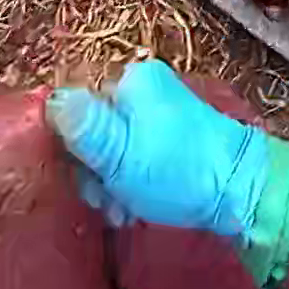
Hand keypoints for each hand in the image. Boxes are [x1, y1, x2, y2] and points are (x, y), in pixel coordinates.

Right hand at [46, 59, 273, 238]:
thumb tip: (52, 98)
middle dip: (93, 169)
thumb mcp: (119, 154)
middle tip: (104, 198)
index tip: (84, 178)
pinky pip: (133, 151)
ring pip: (111, 145)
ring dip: (110, 181)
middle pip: (93, 127)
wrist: (235, 186)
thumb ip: (84, 127)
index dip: (72, 147)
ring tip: (123, 207)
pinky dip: (129, 178)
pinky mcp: (169, 130)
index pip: (76, 107)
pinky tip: (134, 206)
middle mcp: (144, 86)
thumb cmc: (174, 169)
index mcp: (131, 80)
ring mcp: (158, 108)